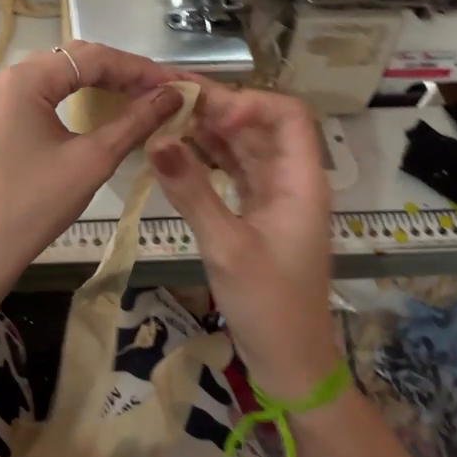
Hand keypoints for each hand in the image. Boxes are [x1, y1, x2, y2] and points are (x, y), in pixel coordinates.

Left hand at [0, 41, 183, 278]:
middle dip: (120, 71)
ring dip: (99, 79)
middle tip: (161, 89)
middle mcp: (7, 76)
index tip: (174, 83)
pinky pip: (43, 89)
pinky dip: (75, 92)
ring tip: (139, 94)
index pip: (91, 57)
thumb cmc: (37, 204)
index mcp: (24, 80)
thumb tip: (172, 96)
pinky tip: (102, 104)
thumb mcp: (92, 160)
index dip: (137, 68)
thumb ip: (134, 121)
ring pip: (59, 71)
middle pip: (74, 58)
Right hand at [150, 81, 339, 394]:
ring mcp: (274, 195)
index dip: (249, 103)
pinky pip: (232, 169)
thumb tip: (156, 139)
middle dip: (217, 106)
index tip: (206, 114)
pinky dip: (206, 155)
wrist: (289, 362)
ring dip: (207, 127)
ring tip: (163, 112)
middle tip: (166, 93)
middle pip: (259, 124)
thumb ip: (192, 190)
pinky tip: (174, 146)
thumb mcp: (226, 246)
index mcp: (301, 180)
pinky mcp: (257, 211)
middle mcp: (290, 178)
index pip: (287, 114)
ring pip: (243, 145)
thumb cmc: (268, 305)